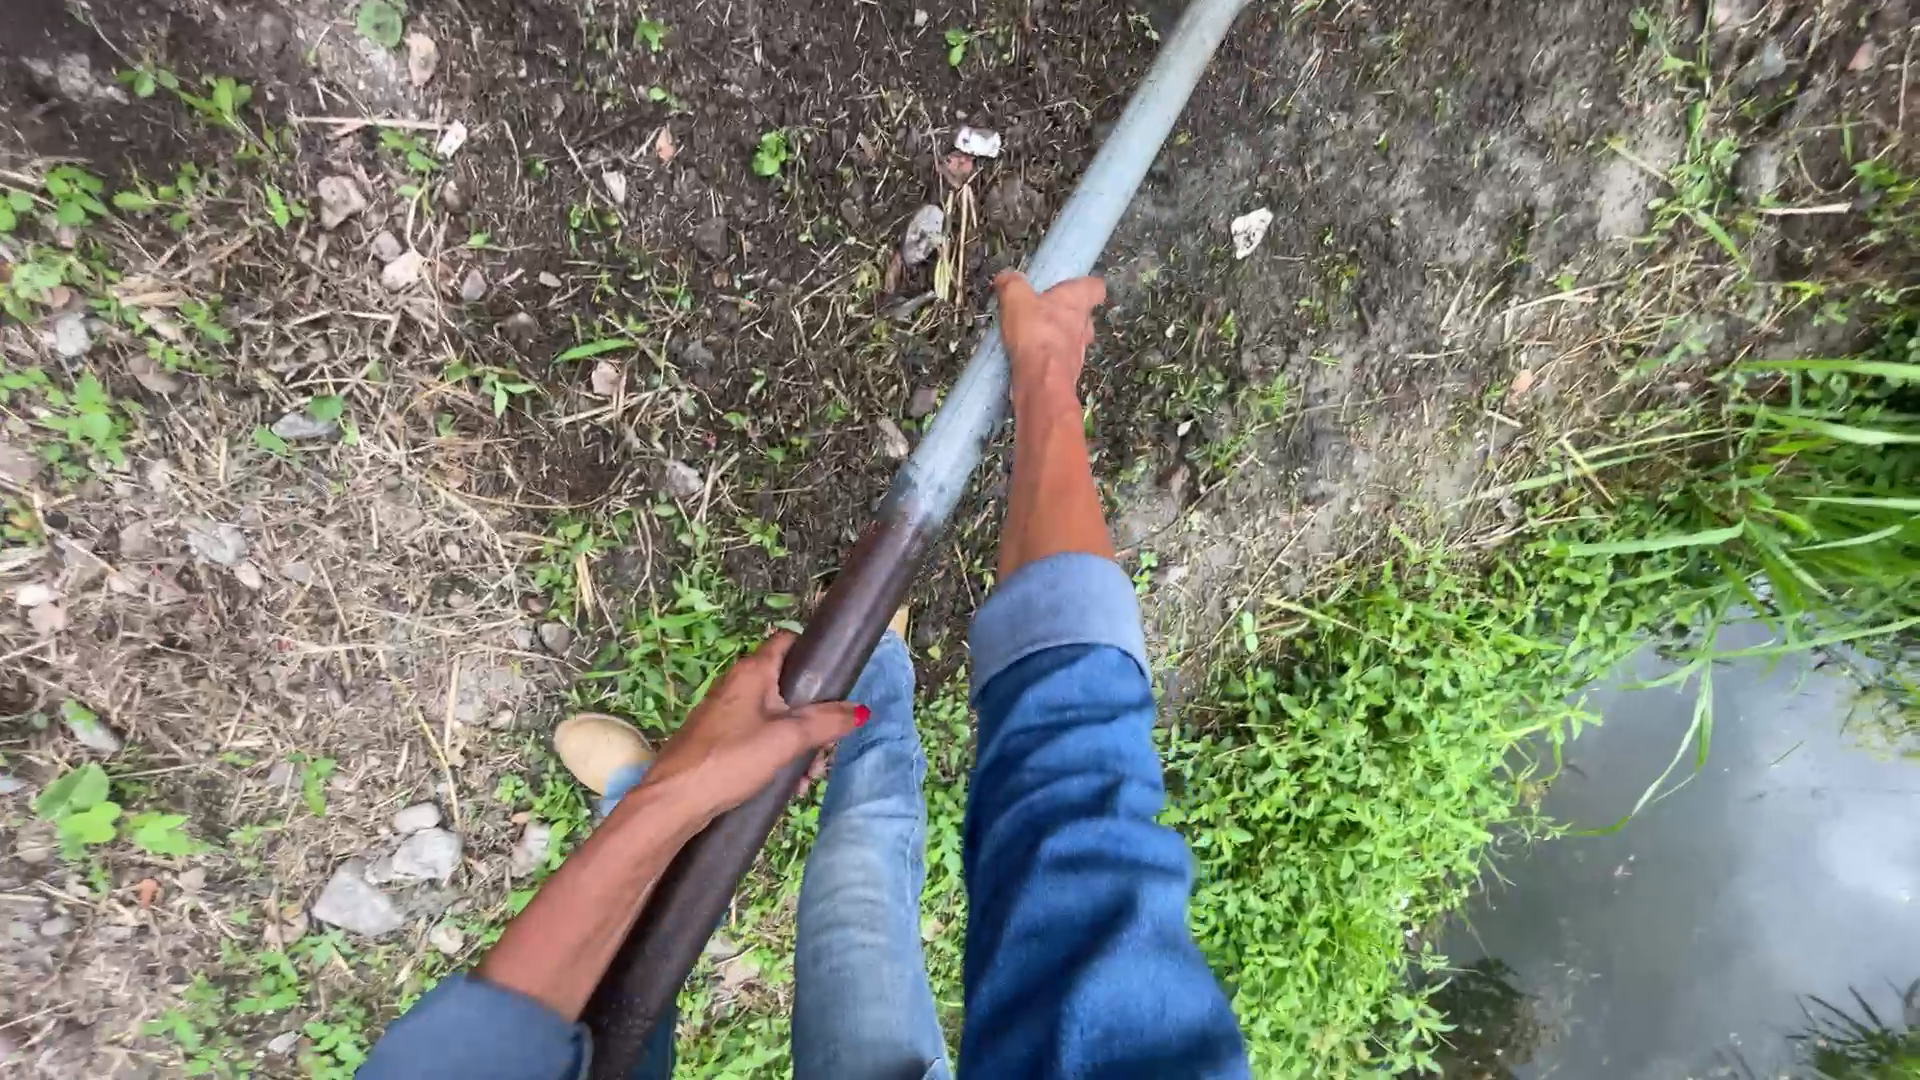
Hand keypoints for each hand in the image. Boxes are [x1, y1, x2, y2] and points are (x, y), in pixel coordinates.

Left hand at [637, 632, 865, 822]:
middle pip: (790, 688)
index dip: (814, 652)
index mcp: (753, 671)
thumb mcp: (787, 739)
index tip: (836, 679)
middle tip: (825, 749)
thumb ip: (826, 722)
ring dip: (800, 744)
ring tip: (808, 778)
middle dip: (815, 717)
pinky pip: (760, 738)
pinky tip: (788, 786)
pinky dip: (778, 756)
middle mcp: (739, 684)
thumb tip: (861, 711)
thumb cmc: (731, 759)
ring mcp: (727, 713)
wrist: (673, 802)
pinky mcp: (720, 740)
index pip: (787, 640)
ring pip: (778, 718)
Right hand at [994, 270, 1106, 409]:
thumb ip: (1011, 284)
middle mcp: (1084, 326)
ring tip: (1034, 339)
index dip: (1085, 286)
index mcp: (1078, 301)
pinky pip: (1060, 362)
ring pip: (1073, 341)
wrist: (1041, 381)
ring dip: (1058, 339)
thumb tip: (1006, 277)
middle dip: (1066, 315)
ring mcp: (1078, 353)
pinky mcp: (1068, 374)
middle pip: (1083, 316)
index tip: (1071, 287)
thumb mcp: (1016, 299)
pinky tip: (1030, 360)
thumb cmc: (1036, 334)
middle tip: (1046, 315)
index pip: (1095, 287)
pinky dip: (1049, 360)